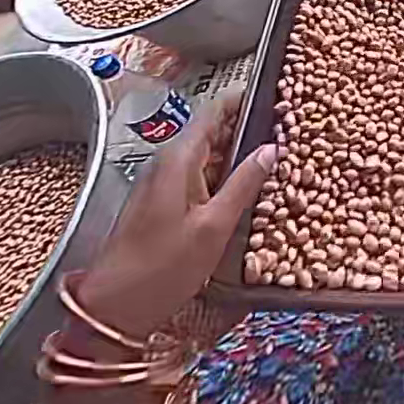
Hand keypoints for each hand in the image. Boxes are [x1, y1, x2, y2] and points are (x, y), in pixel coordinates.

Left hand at [68, 93, 273, 336]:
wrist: (113, 308)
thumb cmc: (163, 267)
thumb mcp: (214, 226)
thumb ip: (244, 183)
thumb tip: (273, 148)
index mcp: (179, 157)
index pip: (215, 109)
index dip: (246, 98)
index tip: (279, 95)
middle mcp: (170, 160)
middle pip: (215, 129)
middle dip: (250, 126)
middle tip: (290, 128)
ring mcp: (166, 180)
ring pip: (210, 154)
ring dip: (241, 152)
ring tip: (280, 155)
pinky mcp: (167, 199)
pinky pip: (202, 174)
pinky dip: (227, 174)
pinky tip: (251, 186)